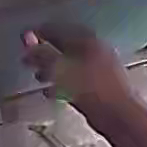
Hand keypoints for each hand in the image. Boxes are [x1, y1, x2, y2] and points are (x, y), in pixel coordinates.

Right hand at [21, 22, 145, 130]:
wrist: (118, 115)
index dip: (41, 32)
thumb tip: (28, 44)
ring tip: (38, 76)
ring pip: (71, 65)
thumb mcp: (60, 69)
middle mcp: (96, 52)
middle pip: (66, 47)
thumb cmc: (92, 88)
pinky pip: (77, 81)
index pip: (60, 30)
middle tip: (30, 57)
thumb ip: (42, 55)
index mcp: (87, 41)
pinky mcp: (100, 88)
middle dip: (46, 53)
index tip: (28, 36)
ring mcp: (100, 70)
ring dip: (53, 69)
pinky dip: (62, 83)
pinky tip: (52, 92)